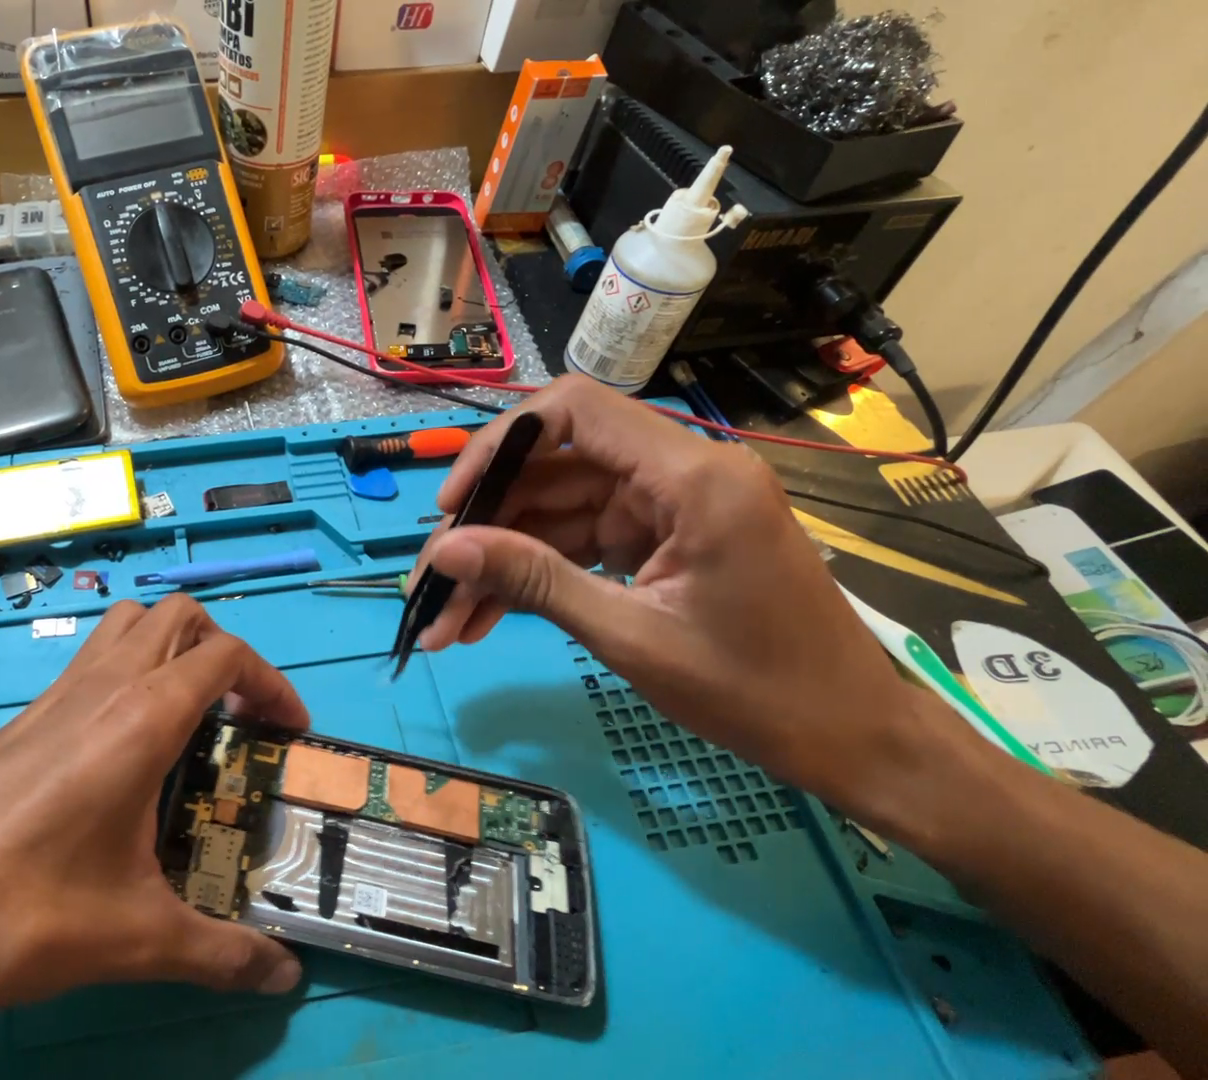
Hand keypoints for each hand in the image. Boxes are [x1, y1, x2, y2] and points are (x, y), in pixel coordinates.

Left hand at [0, 596, 306, 1078]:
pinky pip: (85, 666)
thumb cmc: (23, 918)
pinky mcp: (15, 723)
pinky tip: (119, 758)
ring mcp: (50, 699)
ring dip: (167, 650)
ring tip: (186, 720)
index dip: (272, 682)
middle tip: (240, 716)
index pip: (225, 655)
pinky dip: (122, 678)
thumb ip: (222, 954)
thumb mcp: (136, 939)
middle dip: (222, 650)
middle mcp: (98, 688)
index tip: (290, 731)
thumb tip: (284, 978)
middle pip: (175, 616)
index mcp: (140, 719)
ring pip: (123, 627)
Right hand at [414, 376, 952, 803]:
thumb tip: (445, 551)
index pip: (574, 410)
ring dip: (503, 560)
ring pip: (560, 511)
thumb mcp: (630, 636)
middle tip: (435, 585)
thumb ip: (534, 581)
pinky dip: (538, 575)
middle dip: (488, 526)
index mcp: (692, 476)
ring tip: (450, 619)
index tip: (452, 504)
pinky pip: (583, 540)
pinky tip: (491, 616)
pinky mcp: (666, 538)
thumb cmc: (755, 691)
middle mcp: (681, 473)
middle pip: (555, 468)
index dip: (499, 446)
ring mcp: (673, 507)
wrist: (851, 738)